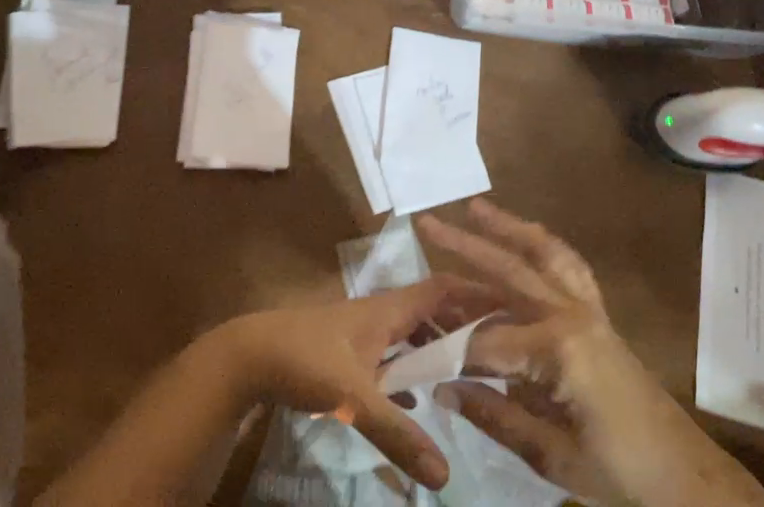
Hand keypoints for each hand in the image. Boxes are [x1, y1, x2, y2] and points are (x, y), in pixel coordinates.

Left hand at [208, 275, 488, 489]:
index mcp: (388, 310)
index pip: (443, 288)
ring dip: (439, 346)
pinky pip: (391, 351)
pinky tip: (420, 394)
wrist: (247, 355)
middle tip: (504, 350)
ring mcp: (361, 331)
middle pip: (433, 310)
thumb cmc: (304, 360)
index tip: (516, 306)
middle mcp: (379, 313)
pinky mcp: (346, 350)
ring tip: (471, 373)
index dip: (478, 292)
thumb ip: (398, 433)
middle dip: (466, 325)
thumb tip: (446, 474)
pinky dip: (411, 365)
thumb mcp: (353, 397)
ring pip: (411, 331)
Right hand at [417, 200, 617, 496]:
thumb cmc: (618, 469)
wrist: (684, 475)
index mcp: (558, 350)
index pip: (484, 341)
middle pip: (508, 271)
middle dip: (464, 247)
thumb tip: (442, 387)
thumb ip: (494, 414)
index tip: (413, 354)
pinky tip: (525, 236)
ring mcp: (589, 311)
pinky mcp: (599, 316)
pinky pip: (569, 267)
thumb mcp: (551, 454)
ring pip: (543, 254)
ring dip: (507, 228)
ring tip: (476, 207)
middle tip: (427, 223)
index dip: (446, 350)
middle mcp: (571, 316)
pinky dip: (543, 246)